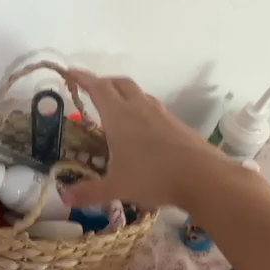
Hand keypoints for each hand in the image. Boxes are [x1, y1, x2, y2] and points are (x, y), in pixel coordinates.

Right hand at [61, 70, 237, 209]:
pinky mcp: (177, 125)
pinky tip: (141, 130)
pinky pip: (154, 109)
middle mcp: (139, 108)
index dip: (82, 78)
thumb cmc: (154, 177)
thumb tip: (64, 197)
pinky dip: (141, 110)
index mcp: (119, 116)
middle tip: (91, 90)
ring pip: (139, 94)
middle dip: (103, 82)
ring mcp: (161, 115)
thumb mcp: (116, 187)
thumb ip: (89, 192)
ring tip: (115, 109)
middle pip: (119, 83)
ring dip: (124, 94)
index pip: (98, 87)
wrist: (205, 178)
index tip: (70, 72)